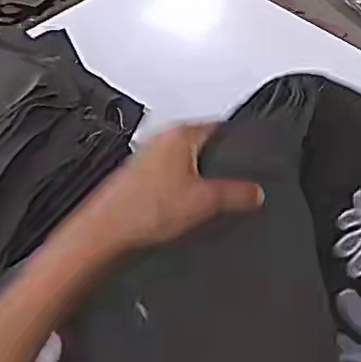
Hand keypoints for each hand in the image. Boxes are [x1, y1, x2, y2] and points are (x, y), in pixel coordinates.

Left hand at [62, 123, 264, 256]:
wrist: (104, 235)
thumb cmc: (142, 211)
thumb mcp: (206, 202)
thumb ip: (238, 194)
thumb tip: (256, 193)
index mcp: (180, 133)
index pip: (221, 126)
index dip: (239, 142)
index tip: (251, 154)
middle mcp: (162, 139)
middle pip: (203, 145)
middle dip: (219, 165)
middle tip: (233, 184)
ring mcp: (147, 157)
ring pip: (186, 163)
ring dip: (198, 179)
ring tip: (204, 202)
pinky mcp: (139, 178)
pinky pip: (170, 178)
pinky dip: (180, 190)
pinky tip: (181, 211)